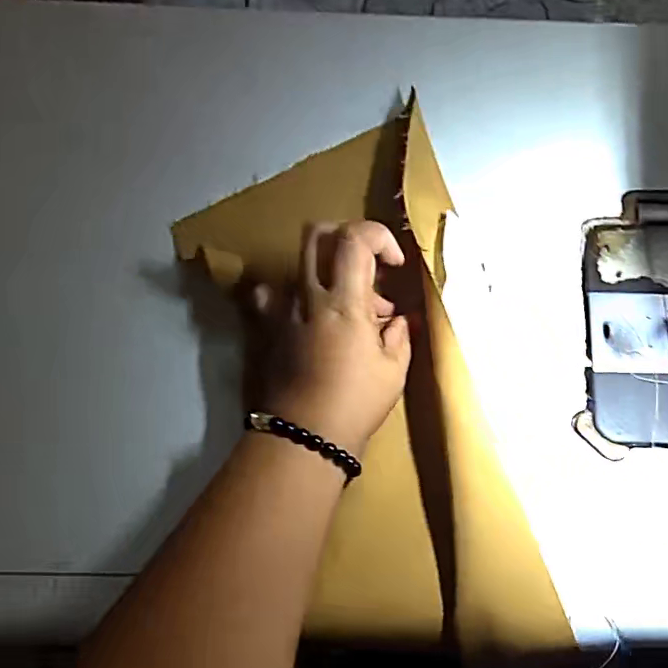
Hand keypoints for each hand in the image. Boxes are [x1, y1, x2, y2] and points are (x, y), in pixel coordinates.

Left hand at [253, 220, 411, 455]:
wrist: (305, 433)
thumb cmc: (357, 402)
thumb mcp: (394, 370)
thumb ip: (399, 335)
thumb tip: (400, 320)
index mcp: (345, 302)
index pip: (356, 238)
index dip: (380, 237)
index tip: (395, 265)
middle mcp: (308, 295)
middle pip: (318, 234)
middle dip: (347, 238)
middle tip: (368, 269)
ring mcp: (282, 309)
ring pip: (298, 264)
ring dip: (326, 274)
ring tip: (345, 307)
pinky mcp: (266, 328)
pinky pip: (270, 294)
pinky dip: (290, 295)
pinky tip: (305, 315)